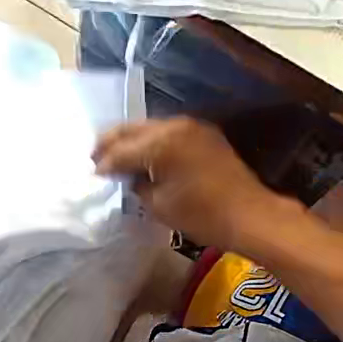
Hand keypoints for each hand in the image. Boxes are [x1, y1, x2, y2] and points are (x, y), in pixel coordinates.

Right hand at [93, 116, 297, 252]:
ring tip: (116, 158)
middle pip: (131, 129)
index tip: (92, 176)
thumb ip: (136, 185)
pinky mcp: (203, 135)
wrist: (250, 215)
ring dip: (131, 141)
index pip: (120, 151)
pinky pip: (167, 132)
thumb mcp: (158, 205)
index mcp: (160, 143)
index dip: (103, 165)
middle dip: (111, 144)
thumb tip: (126, 177)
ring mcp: (191, 127)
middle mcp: (174, 127)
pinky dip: (151, 142)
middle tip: (95, 159)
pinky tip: (143, 157)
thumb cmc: (202, 215)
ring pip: (149, 128)